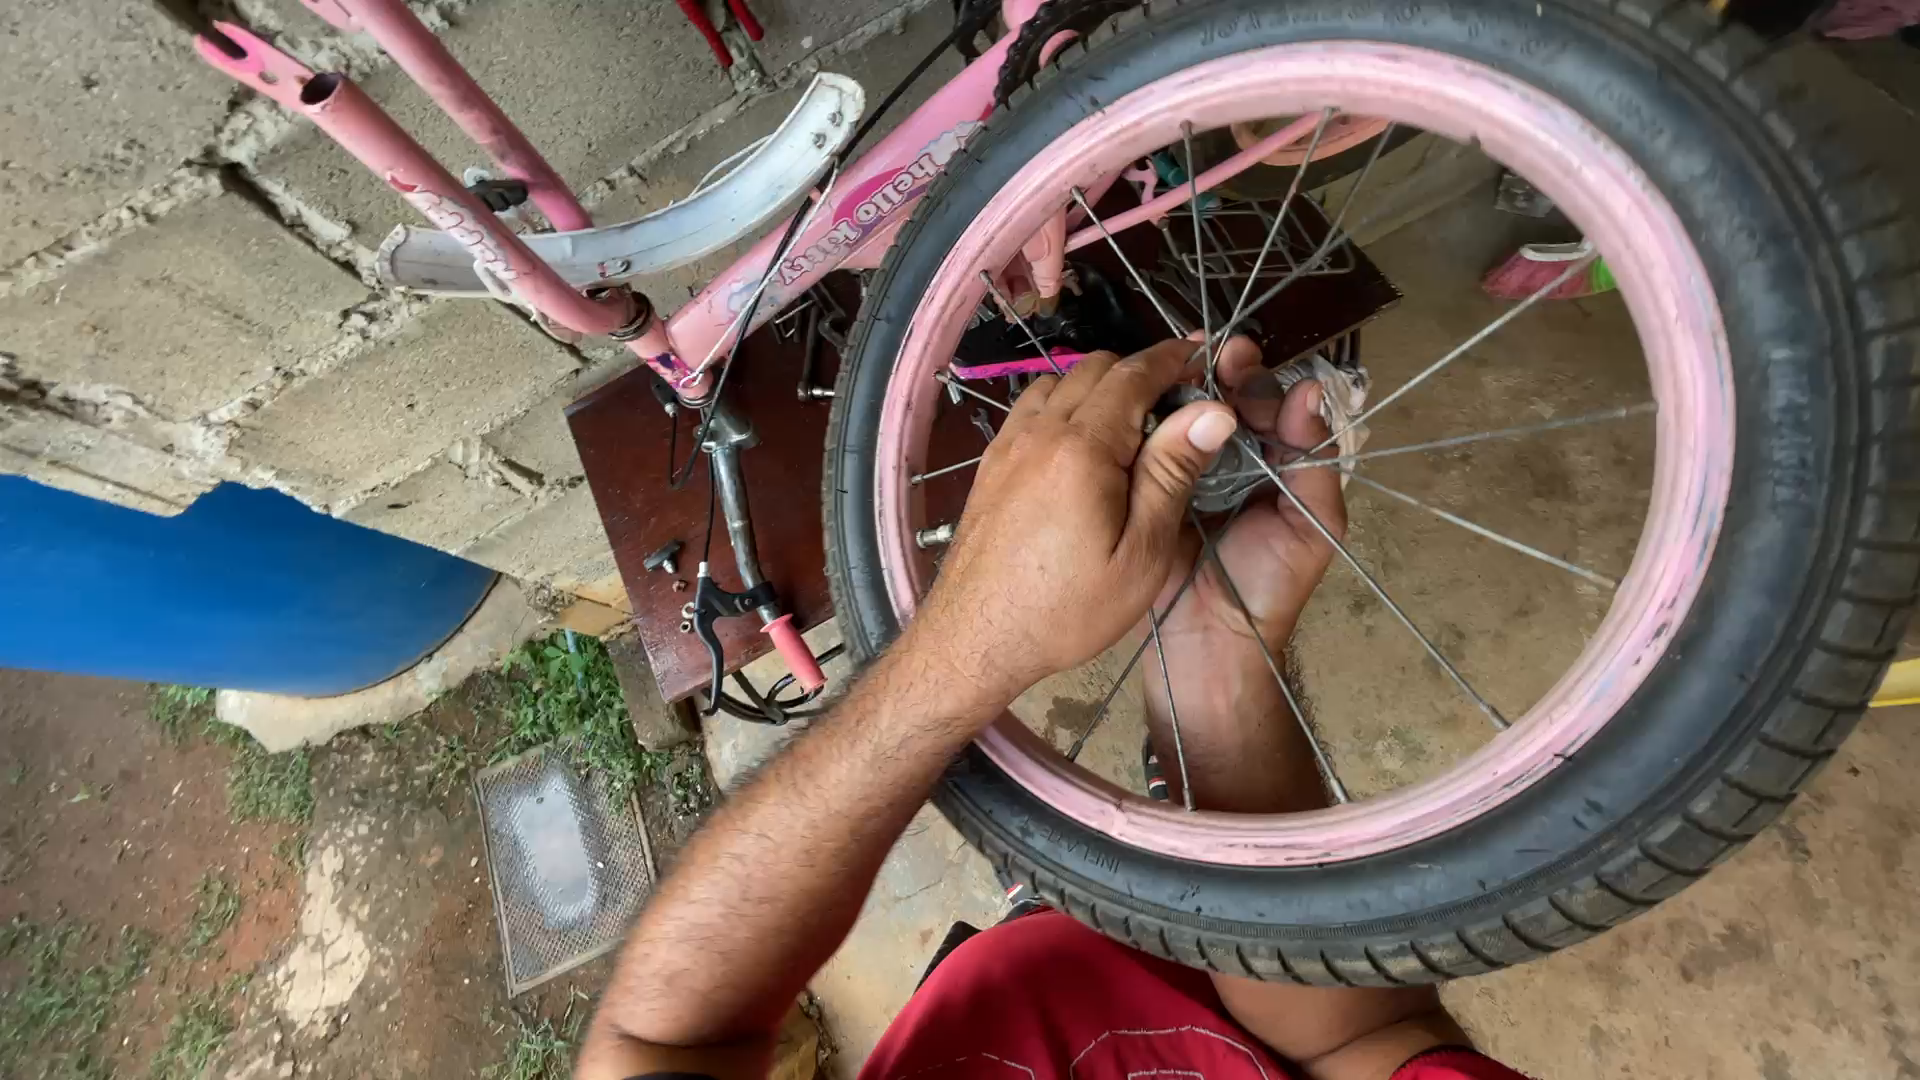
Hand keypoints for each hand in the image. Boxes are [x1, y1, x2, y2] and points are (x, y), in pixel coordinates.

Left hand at [905, 339, 1239, 703]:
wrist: (975, 638)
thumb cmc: (1066, 610)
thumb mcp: (1140, 554)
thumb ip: (1172, 474)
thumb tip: (1212, 410)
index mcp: (1082, 448)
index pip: (1133, 375)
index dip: (1172, 359)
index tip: (1201, 355)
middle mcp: (1038, 432)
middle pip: (1093, 368)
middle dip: (1138, 372)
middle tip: (1172, 406)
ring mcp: (1006, 446)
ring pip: (1057, 383)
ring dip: (1095, 387)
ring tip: (1125, 428)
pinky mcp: (989, 465)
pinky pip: (1028, 410)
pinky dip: (1060, 405)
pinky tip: (1074, 445)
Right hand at [1155, 341, 1346, 664]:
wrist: (1208, 638)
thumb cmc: (1268, 585)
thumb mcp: (1312, 523)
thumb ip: (1314, 460)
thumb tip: (1307, 390)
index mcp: (1272, 465)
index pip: (1267, 408)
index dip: (1258, 381)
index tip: (1244, 361)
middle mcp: (1227, 462)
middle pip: (1224, 404)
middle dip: (1221, 374)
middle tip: (1214, 354)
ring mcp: (1183, 473)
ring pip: (1186, 420)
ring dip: (1183, 391)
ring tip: (1177, 365)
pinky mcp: (1147, 490)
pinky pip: (1150, 449)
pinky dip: (1148, 423)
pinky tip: (1143, 401)